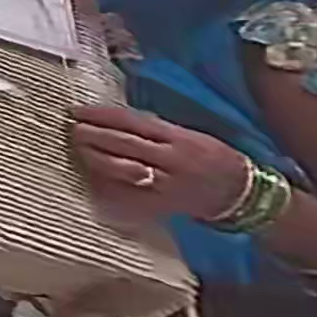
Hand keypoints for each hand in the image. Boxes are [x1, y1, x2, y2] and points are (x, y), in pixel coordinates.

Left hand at [68, 106, 249, 222]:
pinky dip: (109, 185)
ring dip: (95, 157)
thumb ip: (152, 128)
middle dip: (93, 134)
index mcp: (179, 138)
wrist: (245, 196)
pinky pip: (131, 194)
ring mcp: (169, 184)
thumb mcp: (188, 135)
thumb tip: (110, 117)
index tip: (76, 111)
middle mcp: (174, 159)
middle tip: (71, 128)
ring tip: (77, 148)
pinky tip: (91, 177)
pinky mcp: (165, 205)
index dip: (101, 115)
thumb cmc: (210, 158)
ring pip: (124, 168)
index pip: (132, 121)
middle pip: (125, 143)